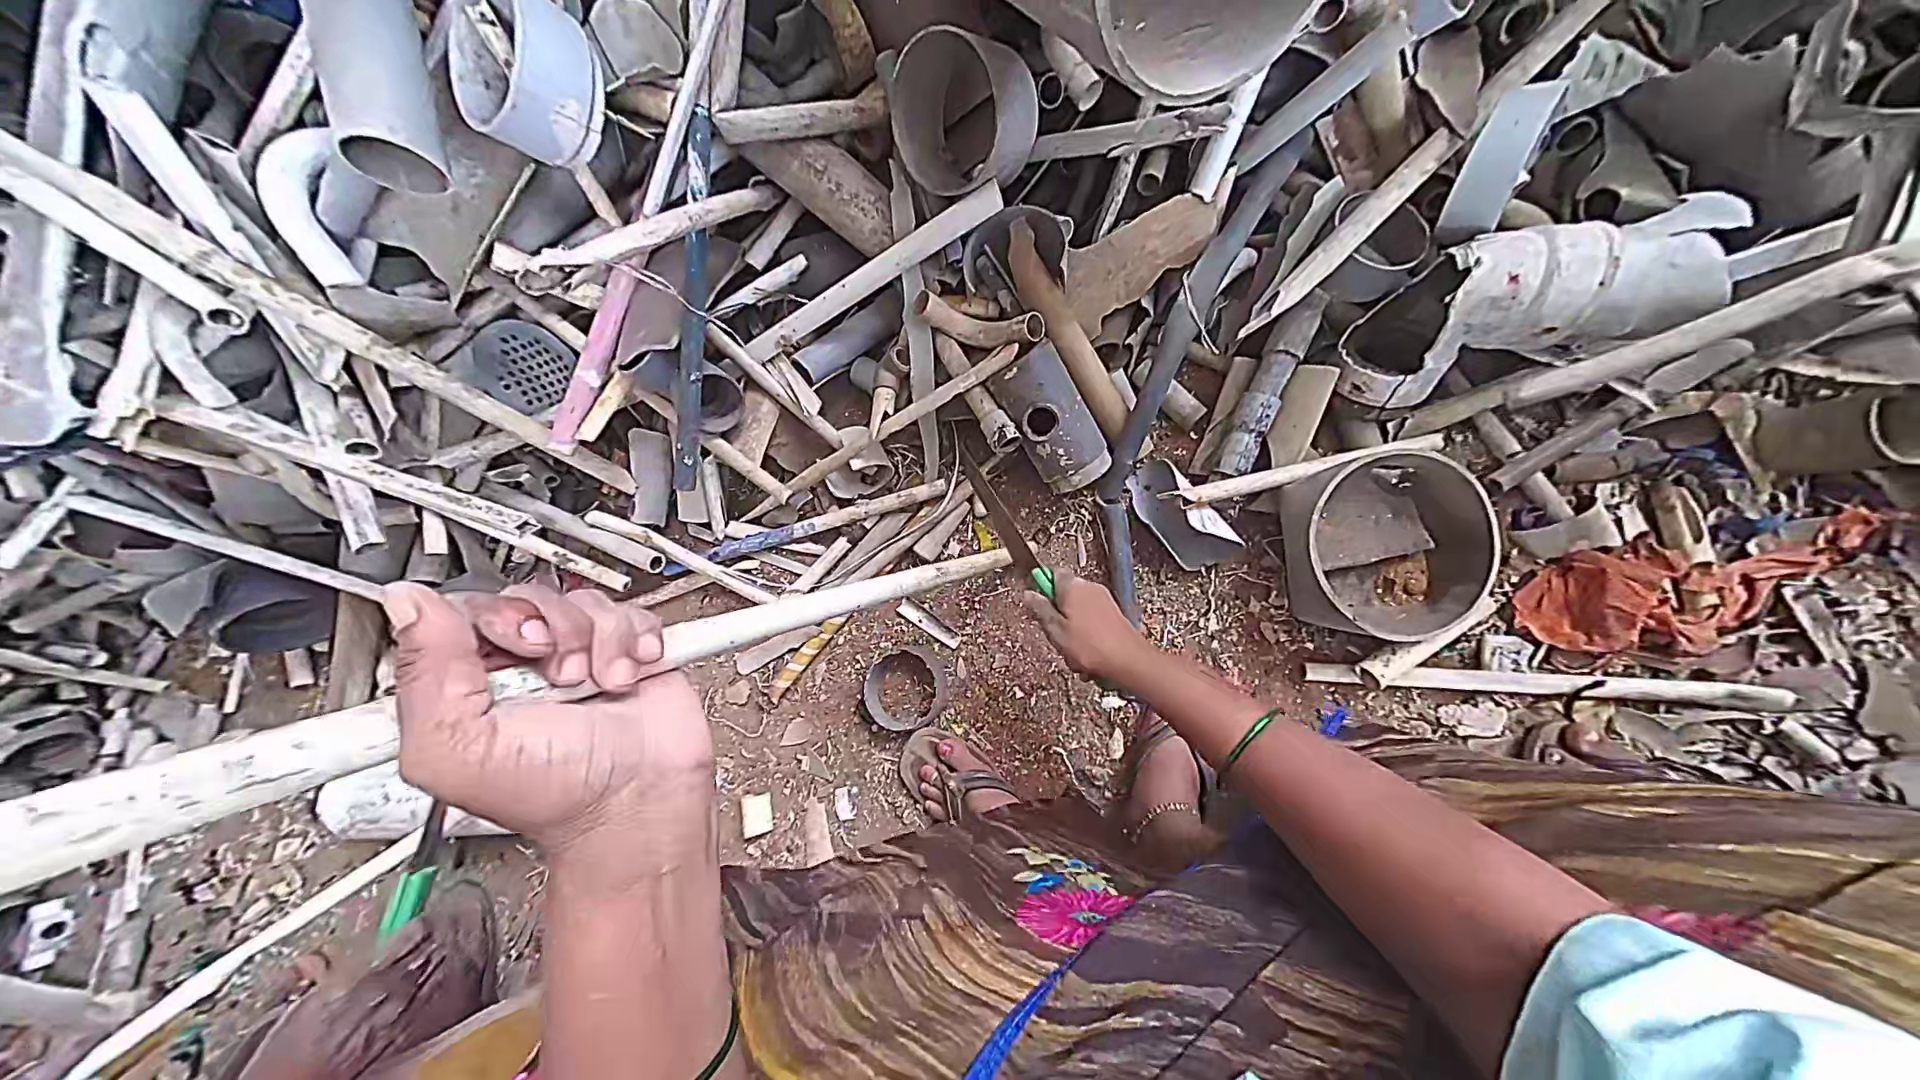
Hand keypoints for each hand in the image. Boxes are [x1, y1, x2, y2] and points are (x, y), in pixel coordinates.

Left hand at [381, 583, 712, 862]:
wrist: (639, 801)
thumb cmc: (556, 794)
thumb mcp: (459, 751)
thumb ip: (426, 678)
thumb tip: (406, 602)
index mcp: (472, 684)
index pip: (470, 610)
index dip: (500, 617)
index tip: (522, 649)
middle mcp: (527, 665)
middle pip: (534, 597)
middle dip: (558, 630)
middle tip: (565, 676)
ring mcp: (583, 656)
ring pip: (588, 603)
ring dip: (605, 641)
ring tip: (606, 684)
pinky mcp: (631, 653)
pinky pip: (634, 614)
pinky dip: (640, 638)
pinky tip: (634, 672)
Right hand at [1020, 572, 1149, 683]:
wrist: (1128, 660)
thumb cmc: (1092, 646)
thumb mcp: (1055, 630)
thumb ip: (1040, 609)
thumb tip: (1028, 594)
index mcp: (1073, 586)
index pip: (1052, 573)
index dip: (1042, 587)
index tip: (1037, 604)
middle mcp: (1090, 588)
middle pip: (1064, 594)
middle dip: (1058, 614)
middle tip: (1055, 633)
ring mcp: (1103, 600)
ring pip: (1077, 611)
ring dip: (1072, 628)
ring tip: (1072, 649)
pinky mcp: (1113, 614)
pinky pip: (1091, 621)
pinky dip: (1086, 635)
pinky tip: (1087, 653)